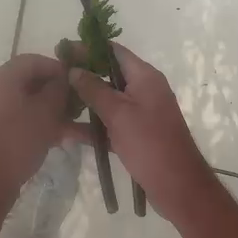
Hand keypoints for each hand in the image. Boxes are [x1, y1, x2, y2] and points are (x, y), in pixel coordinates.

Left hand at [0, 53, 74, 200]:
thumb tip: (65, 78)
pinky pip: (20, 118)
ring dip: (52, 111)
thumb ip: (58, 90)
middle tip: (79, 105)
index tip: (79, 82)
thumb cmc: (17, 140)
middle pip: (30, 81)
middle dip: (57, 92)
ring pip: (27, 102)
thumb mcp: (46, 113)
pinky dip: (39, 124)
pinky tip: (60, 138)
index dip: (59, 68)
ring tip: (76, 125)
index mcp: (3, 76)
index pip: (34, 61)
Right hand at [67, 43, 218, 222]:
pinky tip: (71, 130)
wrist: (180, 188)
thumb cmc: (149, 144)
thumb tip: (73, 69)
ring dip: (87, 100)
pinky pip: (113, 120)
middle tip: (57, 78)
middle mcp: (145, 89)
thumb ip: (93, 89)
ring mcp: (142, 112)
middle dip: (84, 74)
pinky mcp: (138, 133)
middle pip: (109, 73)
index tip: (63, 52)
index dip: (87, 48)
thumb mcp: (118, 113)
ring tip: (59, 102)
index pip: (112, 51)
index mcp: (144, 76)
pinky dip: (95, 123)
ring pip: (109, 98)